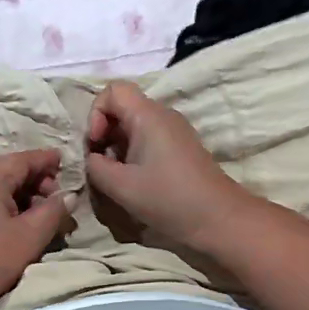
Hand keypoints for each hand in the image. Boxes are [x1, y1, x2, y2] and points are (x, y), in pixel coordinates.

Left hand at [0, 149, 72, 309]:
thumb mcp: (31, 234)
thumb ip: (54, 210)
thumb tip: (69, 195)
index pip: (24, 159)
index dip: (48, 161)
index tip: (68, 164)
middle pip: (11, 171)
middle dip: (38, 182)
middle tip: (59, 201)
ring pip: (0, 187)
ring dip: (25, 197)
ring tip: (45, 216)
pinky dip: (9, 206)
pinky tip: (23, 224)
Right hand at [85, 80, 248, 249]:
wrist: (218, 219)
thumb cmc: (167, 198)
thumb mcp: (120, 185)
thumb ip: (94, 167)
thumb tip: (91, 159)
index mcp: (148, 116)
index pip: (113, 91)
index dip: (96, 114)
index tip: (96, 145)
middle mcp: (162, 116)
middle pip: (121, 108)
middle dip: (103, 134)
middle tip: (99, 165)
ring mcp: (173, 132)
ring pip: (132, 127)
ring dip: (116, 148)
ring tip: (114, 177)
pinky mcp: (178, 148)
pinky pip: (146, 140)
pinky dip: (131, 155)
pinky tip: (132, 181)